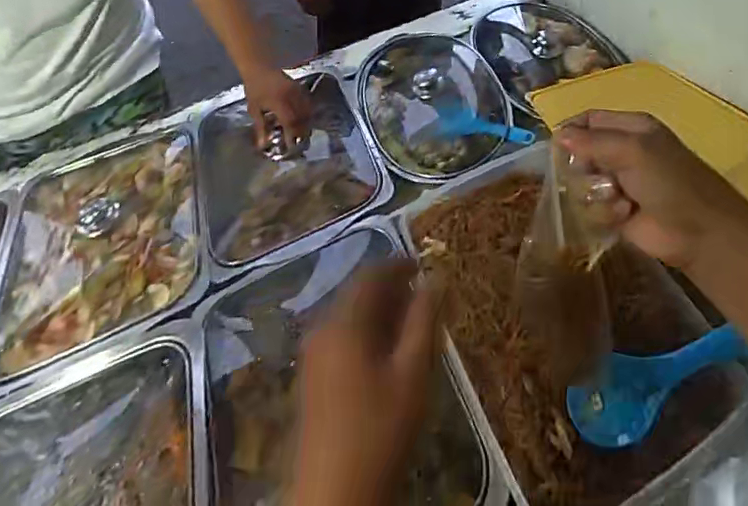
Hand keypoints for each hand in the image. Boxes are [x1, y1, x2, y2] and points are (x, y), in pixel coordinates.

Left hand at [243, 66, 311, 146]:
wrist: (259, 68)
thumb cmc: (254, 89)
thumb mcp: (254, 110)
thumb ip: (261, 127)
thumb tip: (263, 144)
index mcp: (279, 102)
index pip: (290, 122)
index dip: (292, 134)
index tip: (291, 145)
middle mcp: (291, 97)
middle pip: (302, 117)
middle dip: (302, 131)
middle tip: (298, 141)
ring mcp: (298, 91)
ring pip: (307, 110)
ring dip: (306, 122)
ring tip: (301, 132)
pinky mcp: (300, 87)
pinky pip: (308, 102)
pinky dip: (307, 112)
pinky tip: (303, 118)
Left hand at [294, 260, 442, 505]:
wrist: (334, 498)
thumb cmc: (379, 430)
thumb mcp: (412, 372)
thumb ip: (424, 319)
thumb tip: (435, 278)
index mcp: (342, 323)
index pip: (370, 275)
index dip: (398, 265)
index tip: (424, 266)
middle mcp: (320, 331)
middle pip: (357, 294)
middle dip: (391, 290)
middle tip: (424, 299)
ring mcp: (312, 357)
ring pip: (350, 317)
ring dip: (380, 312)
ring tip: (412, 325)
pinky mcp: (312, 380)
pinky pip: (341, 338)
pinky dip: (367, 333)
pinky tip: (389, 354)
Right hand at [554, 110, 747, 270]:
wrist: (700, 233)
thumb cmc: (670, 182)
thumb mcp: (632, 151)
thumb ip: (593, 141)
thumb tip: (559, 135)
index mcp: (631, 128)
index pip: (589, 119)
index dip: (572, 130)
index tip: (558, 145)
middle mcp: (623, 152)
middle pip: (580, 152)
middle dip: (584, 166)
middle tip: (595, 174)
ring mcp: (620, 184)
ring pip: (583, 183)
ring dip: (596, 192)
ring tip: (619, 199)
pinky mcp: (617, 213)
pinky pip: (591, 208)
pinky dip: (604, 212)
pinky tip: (624, 215)